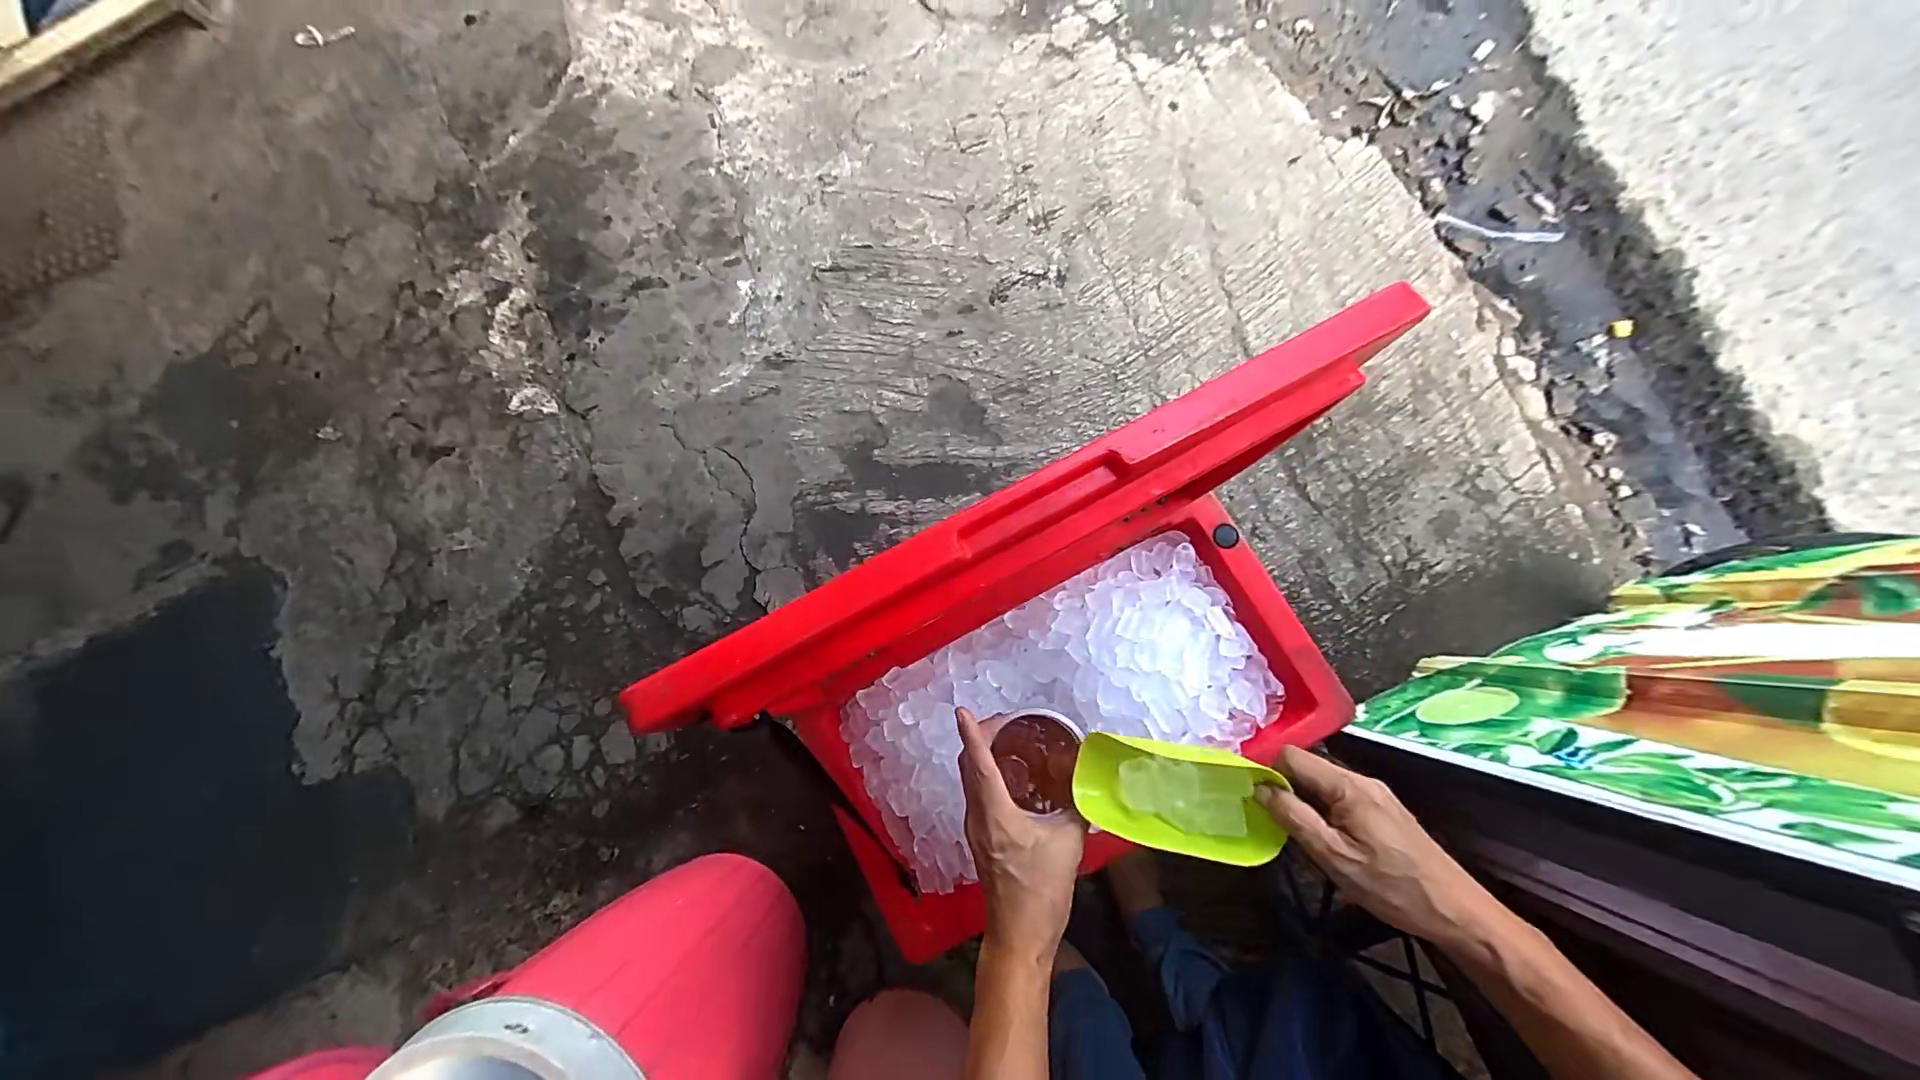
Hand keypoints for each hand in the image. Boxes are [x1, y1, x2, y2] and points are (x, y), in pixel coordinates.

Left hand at [956, 707, 1085, 962]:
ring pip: (970, 780)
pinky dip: (987, 774)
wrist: (1020, 937)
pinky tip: (1011, 775)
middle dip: (979, 737)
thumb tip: (1086, 780)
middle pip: (968, 766)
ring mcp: (975, 829)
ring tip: (1010, 741)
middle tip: (1008, 722)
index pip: (978, 764)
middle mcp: (978, 816)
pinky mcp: (980, 839)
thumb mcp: (1068, 845)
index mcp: (995, 814)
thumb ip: (1076, 807)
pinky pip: (977, 794)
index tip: (961, 711)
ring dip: (982, 756)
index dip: (970, 734)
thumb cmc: (1042, 892)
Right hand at [1259, 746, 1501, 949]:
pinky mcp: (1384, 810)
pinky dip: (1321, 807)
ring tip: (1291, 827)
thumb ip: (1293, 817)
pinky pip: (1339, 795)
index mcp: (1348, 785)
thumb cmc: (1393, 887)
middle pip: (1307, 766)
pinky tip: (1321, 833)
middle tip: (1266, 814)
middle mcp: (1362, 780)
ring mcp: (1376, 794)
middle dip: (1282, 784)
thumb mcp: (1333, 856)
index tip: (1249, 791)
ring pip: (1322, 782)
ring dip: (1301, 798)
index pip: (1291, 755)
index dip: (1266, 768)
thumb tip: (1259, 788)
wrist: (1459, 914)